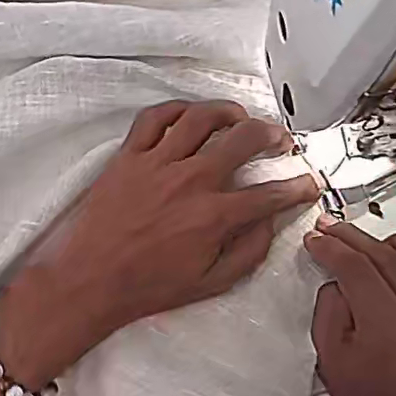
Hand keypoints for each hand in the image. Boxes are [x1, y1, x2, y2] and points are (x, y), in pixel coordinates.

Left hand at [0, 100, 318, 381]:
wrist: (88, 280)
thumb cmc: (144, 286)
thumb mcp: (210, 283)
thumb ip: (248, 252)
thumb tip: (269, 225)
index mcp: (213, 216)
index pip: (270, 193)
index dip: (297, 186)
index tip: (306, 183)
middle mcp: (190, 182)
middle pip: (245, 138)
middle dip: (273, 136)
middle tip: (279, 142)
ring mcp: (158, 164)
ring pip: (203, 117)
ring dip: (230, 112)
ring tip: (240, 118)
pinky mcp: (129, 156)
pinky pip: (156, 117)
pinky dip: (177, 109)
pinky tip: (189, 115)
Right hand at [304, 223, 395, 395]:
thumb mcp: (330, 361)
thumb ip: (329, 311)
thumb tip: (338, 275)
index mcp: (388, 334)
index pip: (358, 269)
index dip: (332, 247)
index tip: (319, 238)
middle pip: (389, 257)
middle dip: (354, 239)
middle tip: (336, 232)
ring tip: (384, 246)